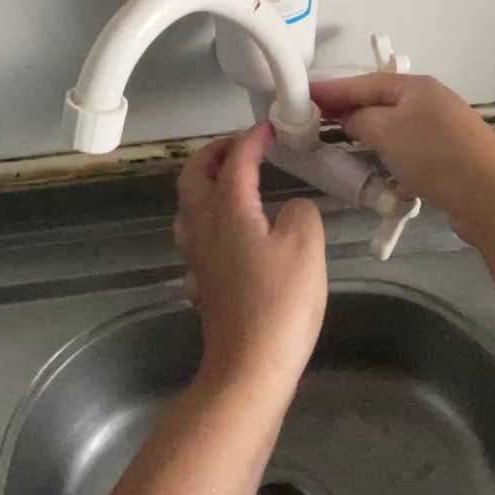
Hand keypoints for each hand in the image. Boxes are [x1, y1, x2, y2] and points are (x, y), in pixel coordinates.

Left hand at [174, 122, 327, 391]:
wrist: (250, 367)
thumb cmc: (280, 303)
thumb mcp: (306, 245)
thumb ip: (301, 211)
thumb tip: (291, 208)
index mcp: (228, 209)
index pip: (235, 160)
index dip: (252, 139)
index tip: (269, 128)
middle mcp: (204, 226)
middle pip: (193, 176)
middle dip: (213, 154)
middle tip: (239, 147)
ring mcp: (197, 257)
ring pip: (187, 206)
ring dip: (205, 184)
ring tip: (232, 181)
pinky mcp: (201, 282)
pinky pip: (195, 238)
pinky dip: (208, 220)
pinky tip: (227, 233)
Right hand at [307, 73, 494, 240]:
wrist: (492, 197)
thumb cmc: (434, 155)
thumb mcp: (386, 131)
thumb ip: (358, 119)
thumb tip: (347, 118)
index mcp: (414, 86)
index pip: (362, 82)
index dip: (330, 89)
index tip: (301, 95)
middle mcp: (430, 101)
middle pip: (379, 102)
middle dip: (349, 111)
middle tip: (315, 121)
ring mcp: (442, 129)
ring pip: (395, 128)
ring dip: (371, 136)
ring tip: (344, 146)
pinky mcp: (449, 157)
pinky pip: (410, 152)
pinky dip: (393, 160)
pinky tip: (384, 178)